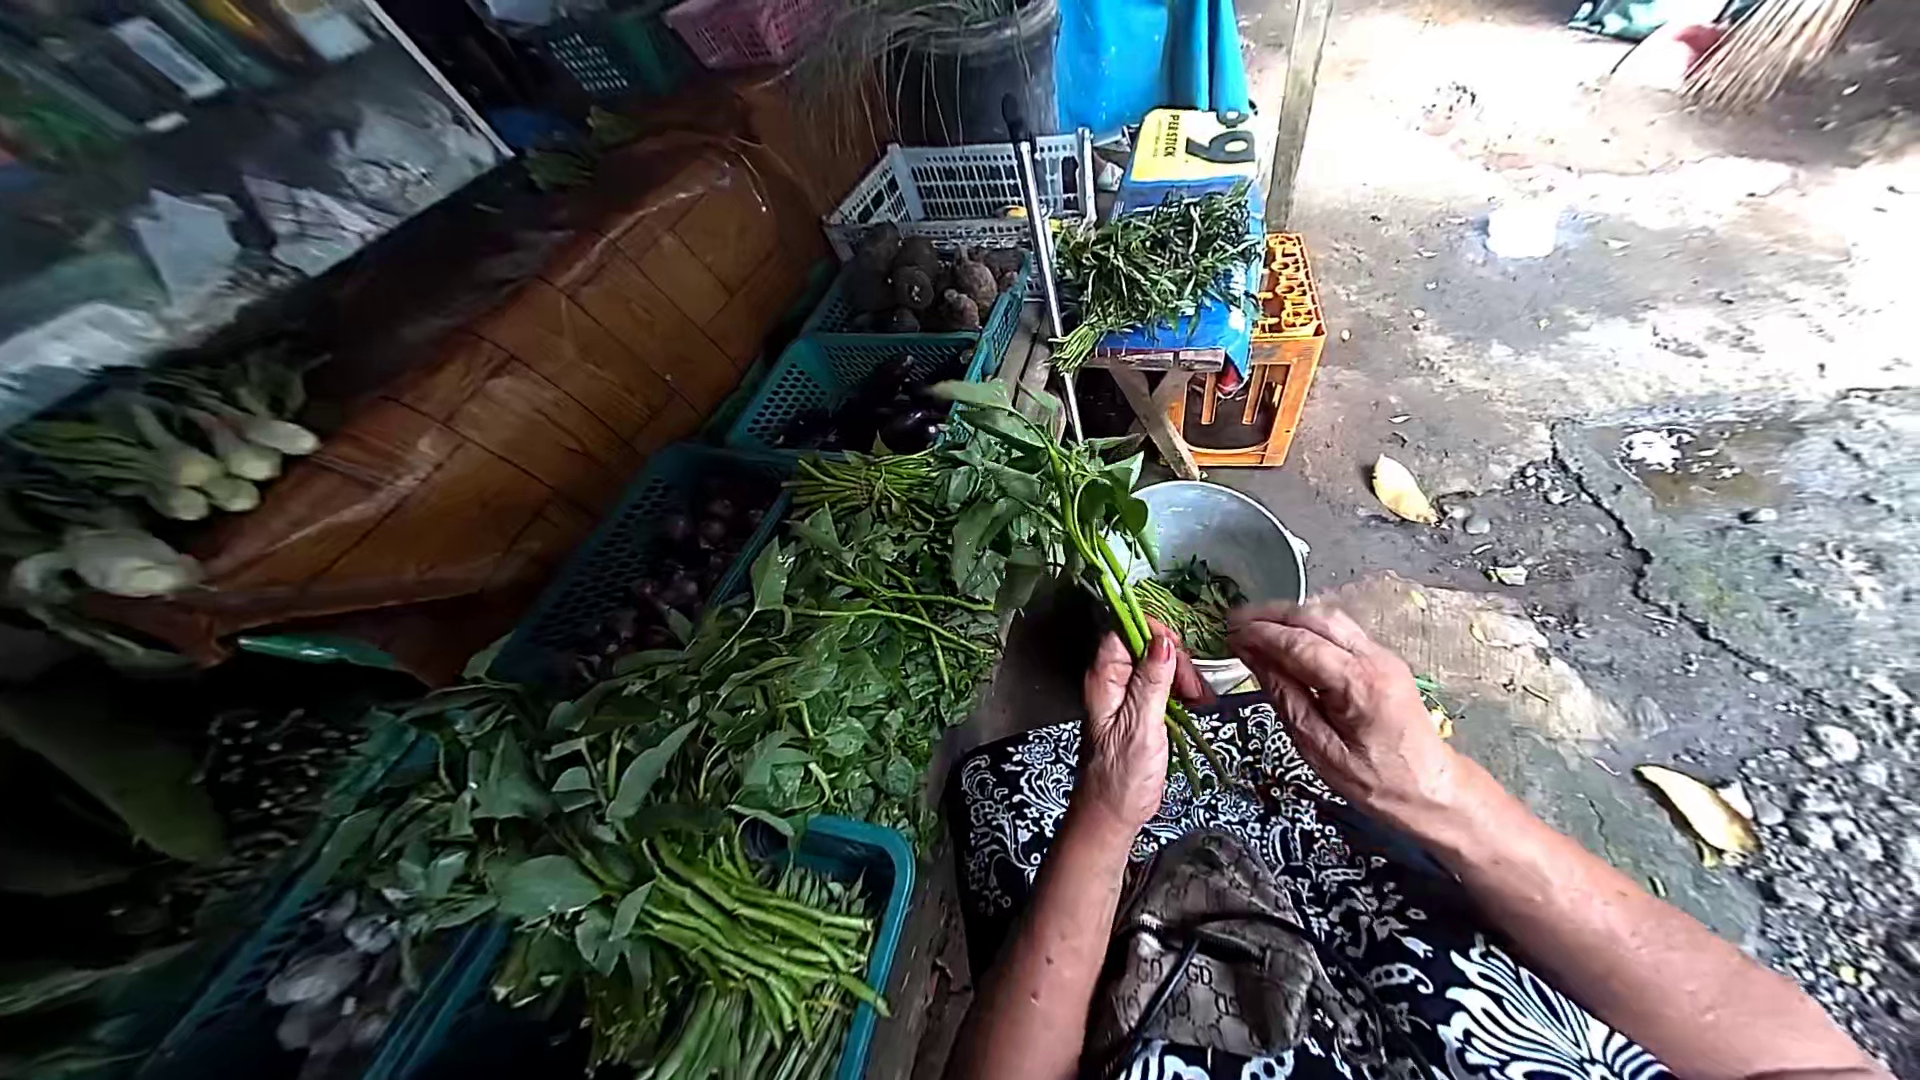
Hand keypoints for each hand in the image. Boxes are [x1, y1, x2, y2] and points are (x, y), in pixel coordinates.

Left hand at [1077, 623, 1208, 833]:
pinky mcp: (1139, 707)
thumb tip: (1162, 642)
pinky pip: (1161, 684)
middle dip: (1173, 659)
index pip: (1122, 632)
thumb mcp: (1141, 725)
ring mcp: (1125, 693)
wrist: (1114, 811)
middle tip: (1192, 687)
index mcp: (1103, 679)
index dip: (1150, 632)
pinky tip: (1194, 705)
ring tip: (1198, 700)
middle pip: (1143, 645)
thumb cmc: (1122, 775)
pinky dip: (1180, 690)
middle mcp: (1111, 680)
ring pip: (1156, 664)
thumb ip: (1151, 682)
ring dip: (1181, 676)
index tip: (1176, 647)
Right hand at [1227, 600, 1466, 832]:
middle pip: (1314, 617)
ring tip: (1251, 626)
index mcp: (1359, 684)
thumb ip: (1284, 696)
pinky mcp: (1380, 658)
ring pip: (1326, 616)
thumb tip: (1252, 657)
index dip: (1259, 634)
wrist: (1437, 792)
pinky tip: (1282, 637)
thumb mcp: (1318, 748)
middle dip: (1268, 615)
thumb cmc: (1377, 781)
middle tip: (1232, 623)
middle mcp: (1374, 658)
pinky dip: (1302, 625)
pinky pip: (1335, 629)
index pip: (1299, 643)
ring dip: (1285, 616)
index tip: (1228, 635)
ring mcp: (1381, 654)